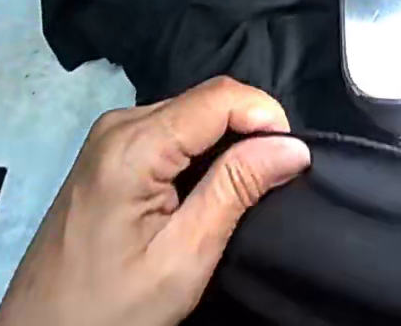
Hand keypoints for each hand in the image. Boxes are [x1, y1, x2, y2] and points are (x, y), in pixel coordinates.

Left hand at [0, 77, 310, 325]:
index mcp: (133, 143)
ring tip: (243, 184)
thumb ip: (235, 190)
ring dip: (224, 138)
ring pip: (189, 111)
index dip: (264, 114)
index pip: (218, 96)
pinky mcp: (108, 149)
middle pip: (203, 100)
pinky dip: (198, 146)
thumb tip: (292, 147)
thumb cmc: (109, 312)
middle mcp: (120, 122)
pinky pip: (168, 127)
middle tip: (272, 176)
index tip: (292, 155)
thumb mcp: (182, 259)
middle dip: (247, 127)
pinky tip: (204, 185)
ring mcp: (110, 133)